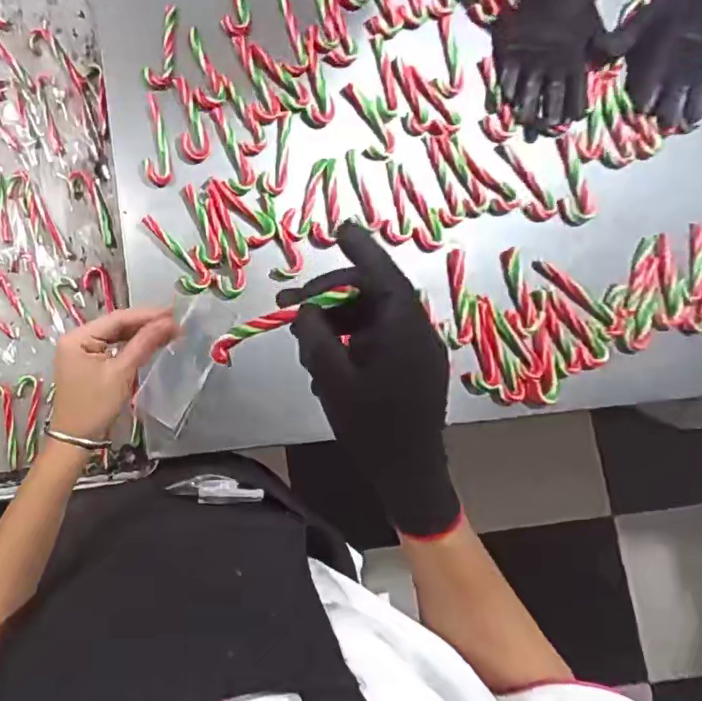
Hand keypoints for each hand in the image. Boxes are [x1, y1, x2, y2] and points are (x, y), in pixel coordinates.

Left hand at [47, 307, 176, 439]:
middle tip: (175, 321)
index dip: (146, 315)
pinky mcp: (86, 364)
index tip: (173, 312)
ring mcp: (79, 352)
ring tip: (168, 331)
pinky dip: (129, 347)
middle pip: (115, 326)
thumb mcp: (121, 373)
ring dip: (139, 335)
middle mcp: (75, 339)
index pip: (116, 318)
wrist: (75, 440)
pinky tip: (149, 344)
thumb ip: (144, 344)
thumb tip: (169, 322)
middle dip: (144, 324)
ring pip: (114, 337)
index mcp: (77, 337)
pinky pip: (111, 349)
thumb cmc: (95, 406)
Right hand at [277, 222, 459, 537]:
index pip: (381, 274)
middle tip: (286, 306)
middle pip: (368, 296)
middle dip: (327, 297)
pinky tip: (324, 363)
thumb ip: (316, 339)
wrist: (409, 471)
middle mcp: (414, 331)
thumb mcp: (333, 380)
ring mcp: (414, 350)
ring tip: (301, 342)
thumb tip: (304, 310)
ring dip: (333, 323)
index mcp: (402, 329)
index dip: (359, 249)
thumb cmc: (371, 427)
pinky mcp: (410, 366)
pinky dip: (347, 342)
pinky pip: (375, 340)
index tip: (338, 229)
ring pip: (368, 319)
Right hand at [491, 0, 602, 134]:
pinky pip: (507, 80)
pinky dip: (506, 92)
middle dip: (547, 118)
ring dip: (525, 111)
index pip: (575, 92)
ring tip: (523, 124)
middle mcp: (552, 67)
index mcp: (575, 61)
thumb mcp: (597, 26)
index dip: (574, 108)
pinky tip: (506, 101)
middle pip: (549, 99)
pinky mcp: (511, 57)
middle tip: (544, 132)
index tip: (571, 121)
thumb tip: (614, 59)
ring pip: (526, 94)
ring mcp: (530, 63)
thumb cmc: (577, 8)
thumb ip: (607, 45)